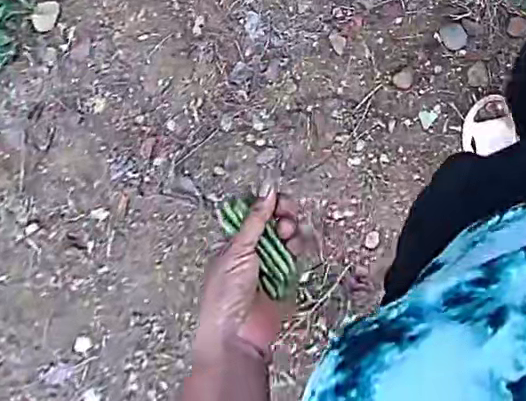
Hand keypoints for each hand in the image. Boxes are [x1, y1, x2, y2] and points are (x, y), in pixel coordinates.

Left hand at [191, 190, 312, 368]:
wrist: (237, 338)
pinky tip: (296, 245)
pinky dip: (299, 244)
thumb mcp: (237, 250)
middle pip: (274, 219)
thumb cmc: (226, 295)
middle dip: (282, 212)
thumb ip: (256, 218)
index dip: (267, 202)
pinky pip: (297, 252)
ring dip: (291, 228)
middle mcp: (253, 248)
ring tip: (288, 234)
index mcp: (235, 240)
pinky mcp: (286, 275)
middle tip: (285, 214)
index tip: (276, 197)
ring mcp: (270, 262)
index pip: (255, 211)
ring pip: (287, 232)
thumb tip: (268, 188)